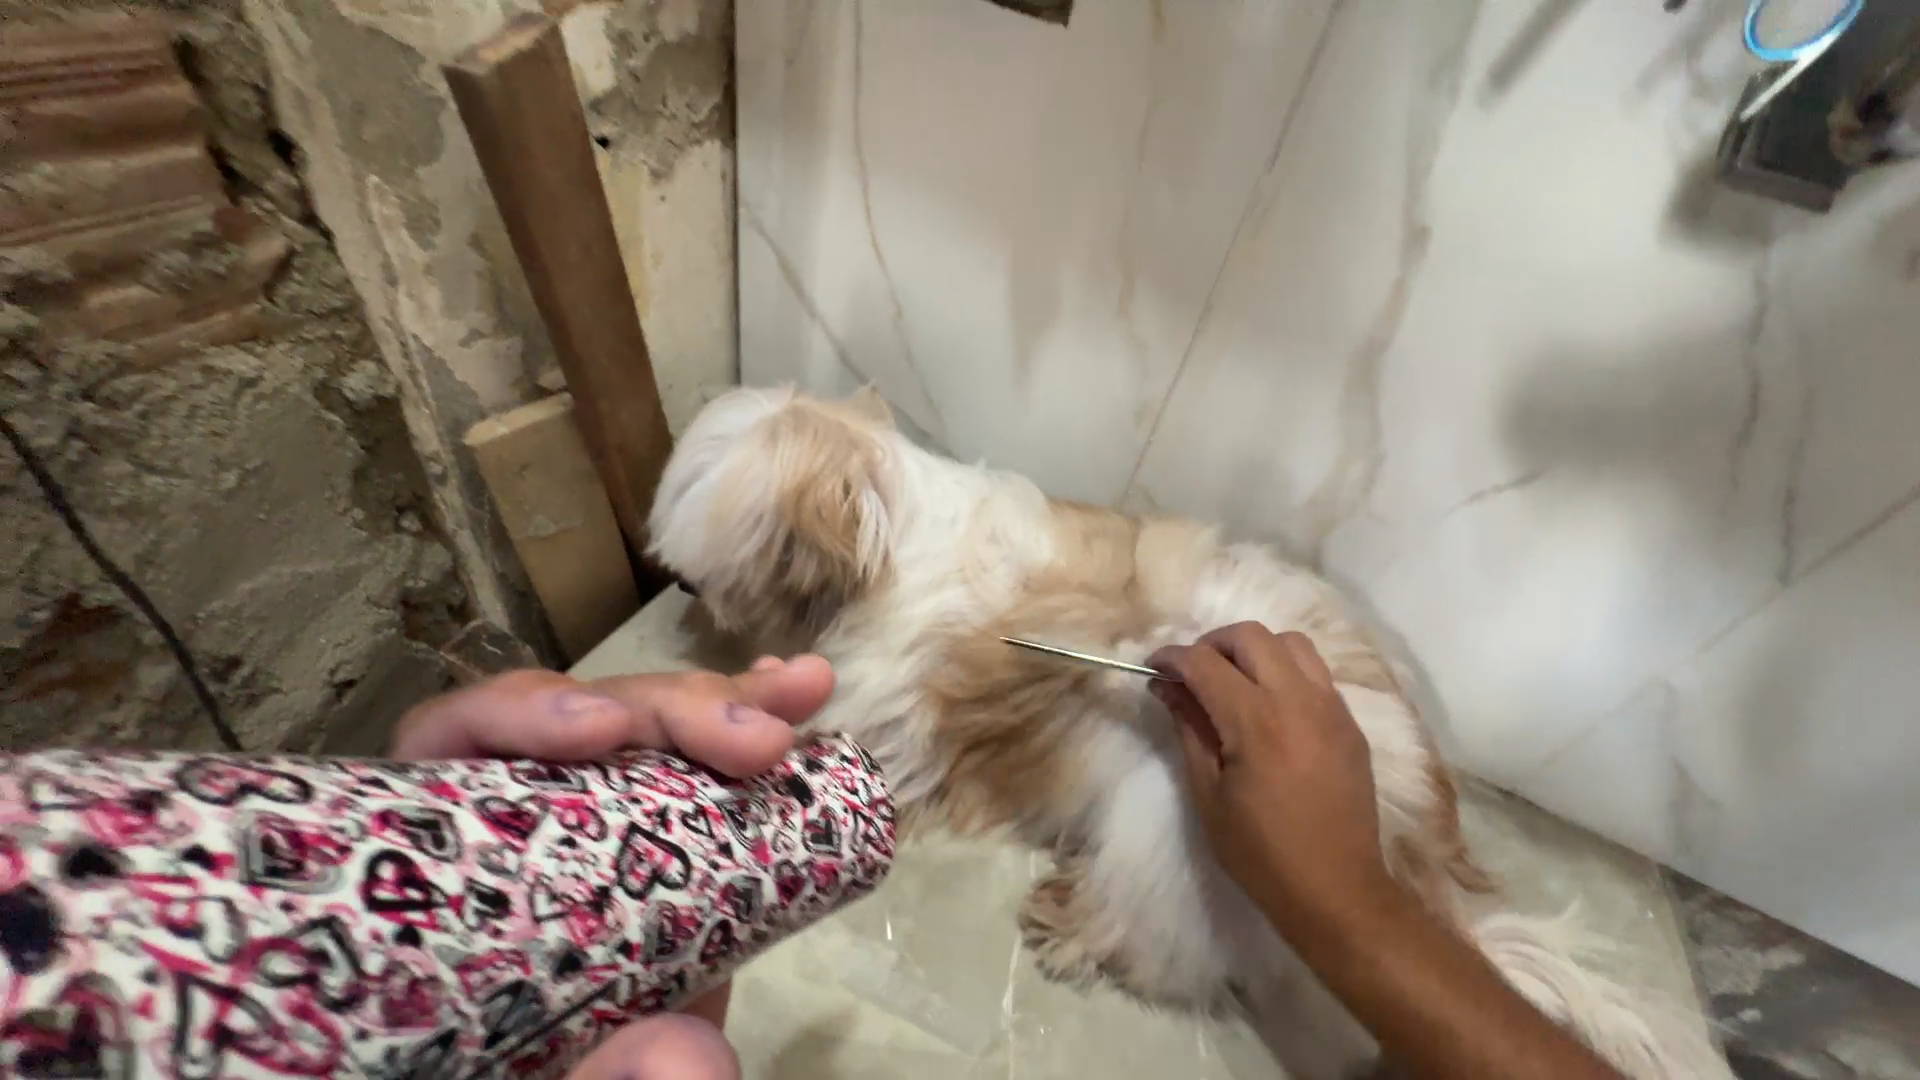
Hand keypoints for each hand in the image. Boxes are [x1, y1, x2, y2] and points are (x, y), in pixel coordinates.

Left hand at [391, 655, 835, 1079]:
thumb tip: (688, 1053)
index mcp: (463, 864)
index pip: (462, 747)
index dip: (523, 715)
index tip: (606, 731)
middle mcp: (540, 822)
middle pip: (591, 722)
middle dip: (677, 713)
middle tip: (764, 742)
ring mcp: (618, 825)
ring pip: (666, 730)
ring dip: (735, 704)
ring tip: (806, 689)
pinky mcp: (682, 836)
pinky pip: (719, 762)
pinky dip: (760, 718)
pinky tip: (800, 690)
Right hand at [1149, 623, 1395, 934]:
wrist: (1338, 892)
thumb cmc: (1260, 852)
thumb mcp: (1208, 793)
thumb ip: (1188, 728)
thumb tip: (1166, 686)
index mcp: (1256, 723)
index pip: (1204, 663)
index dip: (1171, 657)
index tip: (1153, 669)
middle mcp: (1299, 702)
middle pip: (1250, 636)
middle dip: (1211, 644)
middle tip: (1192, 674)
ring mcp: (1332, 709)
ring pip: (1290, 642)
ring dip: (1253, 651)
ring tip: (1234, 682)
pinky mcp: (1350, 723)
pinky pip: (1315, 672)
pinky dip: (1284, 671)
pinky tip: (1268, 706)